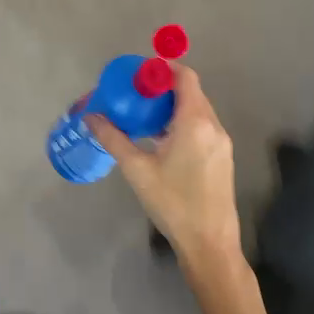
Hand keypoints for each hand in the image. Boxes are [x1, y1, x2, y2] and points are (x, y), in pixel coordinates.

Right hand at [90, 64, 241, 259]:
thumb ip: (113, 138)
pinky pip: (203, 127)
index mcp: (195, 122)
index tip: (140, 73)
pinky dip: (183, 122)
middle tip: (136, 93)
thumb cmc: (173, 203)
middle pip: (191, 91)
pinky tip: (162, 140)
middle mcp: (213, 126)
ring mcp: (222, 143)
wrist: (210, 245)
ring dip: (174, 106)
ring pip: (198, 110)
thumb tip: (90, 116)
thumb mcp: (137, 169)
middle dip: (164, 87)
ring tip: (145, 115)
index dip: (164, 68)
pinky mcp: (223, 158)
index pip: (185, 77)